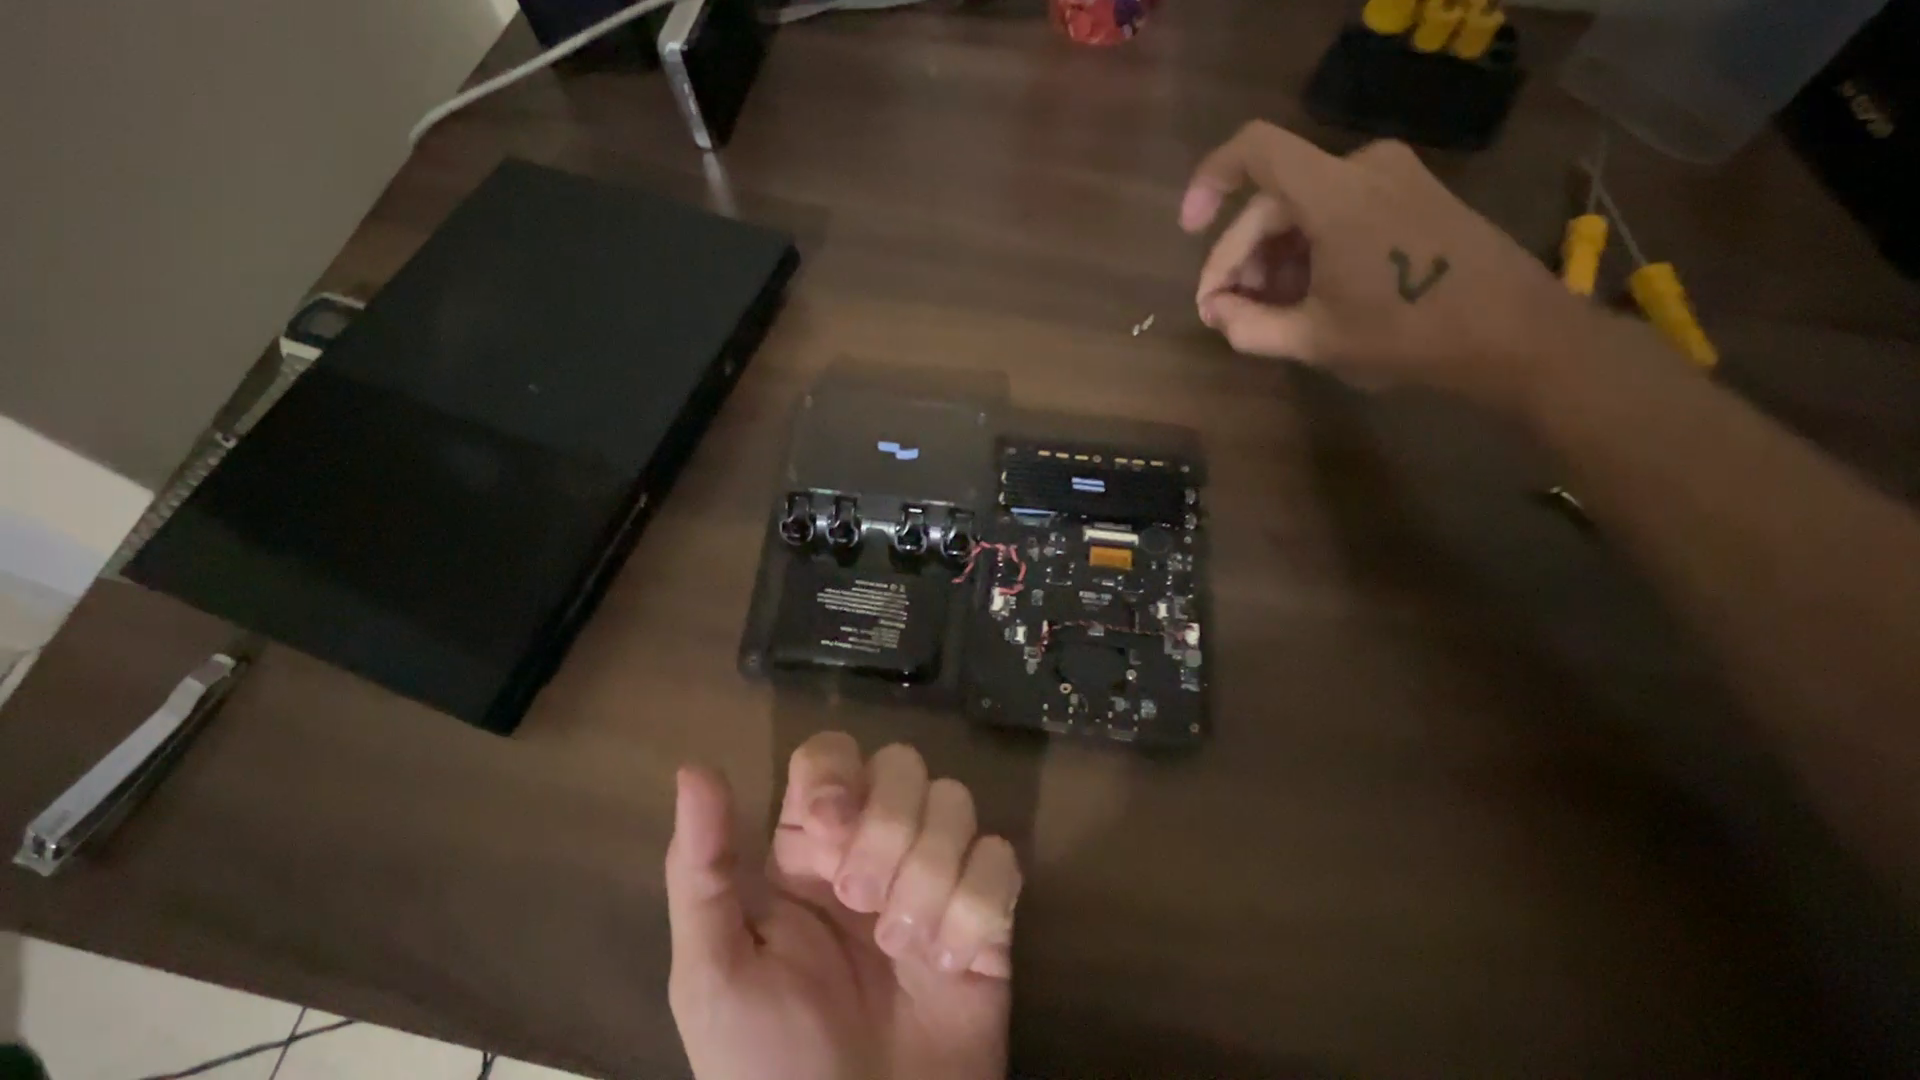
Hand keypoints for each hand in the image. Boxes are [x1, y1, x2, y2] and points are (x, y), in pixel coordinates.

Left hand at [665, 734, 1019, 1079]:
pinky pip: (1001, 860)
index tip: (827, 828)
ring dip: (930, 874)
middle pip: (903, 766)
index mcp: (806, 848)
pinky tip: (948, 962)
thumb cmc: (768, 1064)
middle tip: (860, 901)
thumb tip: (692, 768)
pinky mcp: (987, 916)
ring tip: (904, 947)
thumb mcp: (712, 975)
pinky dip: (976, 906)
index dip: (837, 774)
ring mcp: (934, 880)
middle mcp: (873, 848)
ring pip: (956, 802)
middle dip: (888, 828)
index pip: (831, 755)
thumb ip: (700, 872)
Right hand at [1181, 120, 1579, 410]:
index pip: (1253, 152)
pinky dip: (1313, 246)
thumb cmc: (1409, 336)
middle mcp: (1362, 168)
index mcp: (1334, 193)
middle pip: (1275, 198)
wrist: (1516, 335)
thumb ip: (1249, 326)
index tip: (1189, 228)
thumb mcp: (1316, 340)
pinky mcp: (1415, 194)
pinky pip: (1342, 209)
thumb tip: (1215, 313)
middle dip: (1242, 255)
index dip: (1208, 181)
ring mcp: (1394, 177)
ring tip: (1268, 311)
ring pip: (1307, 207)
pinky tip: (1310, 293)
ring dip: (1276, 256)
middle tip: (1228, 310)